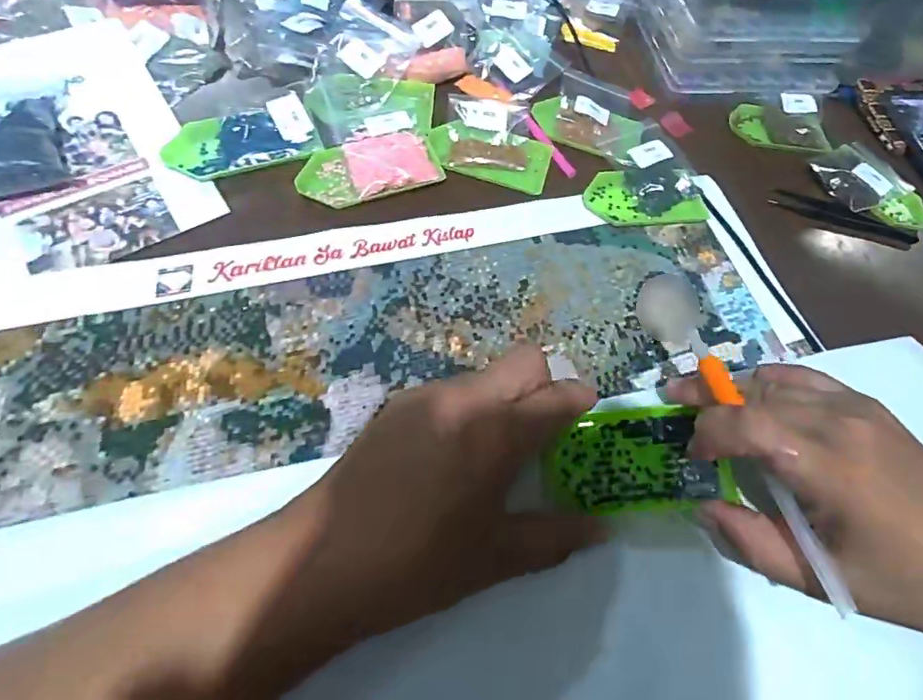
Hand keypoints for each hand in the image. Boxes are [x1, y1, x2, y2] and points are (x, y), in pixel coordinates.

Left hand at [220, 346, 604, 690]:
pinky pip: (450, 389)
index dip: (580, 402)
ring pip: (485, 374)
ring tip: (486, 452)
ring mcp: (426, 393)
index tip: (584, 420)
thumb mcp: (493, 558)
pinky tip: (444, 455)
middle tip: (539, 432)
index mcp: (496, 430)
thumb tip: (600, 528)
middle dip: (545, 383)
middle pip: (525, 360)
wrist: (321, 559)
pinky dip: (466, 408)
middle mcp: (465, 396)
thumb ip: (554, 537)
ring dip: (502, 398)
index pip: (558, 393)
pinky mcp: (397, 402)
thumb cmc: (417, 563)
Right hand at [667, 364, 922, 644]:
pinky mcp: (869, 404)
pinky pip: (807, 376)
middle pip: (756, 392)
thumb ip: (752, 543)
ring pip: (777, 379)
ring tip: (705, 396)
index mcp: (831, 467)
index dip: (708, 431)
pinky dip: (772, 380)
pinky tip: (756, 392)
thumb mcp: (820, 579)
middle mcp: (840, 422)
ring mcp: (857, 406)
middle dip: (708, 395)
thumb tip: (702, 506)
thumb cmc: (899, 581)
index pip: (749, 425)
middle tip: (673, 400)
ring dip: (736, 387)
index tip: (691, 454)